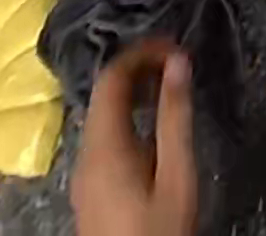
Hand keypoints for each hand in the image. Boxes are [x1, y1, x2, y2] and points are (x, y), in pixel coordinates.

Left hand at [73, 41, 196, 235]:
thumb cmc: (159, 231)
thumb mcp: (176, 172)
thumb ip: (175, 114)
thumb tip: (179, 60)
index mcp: (104, 146)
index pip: (112, 77)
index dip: (142, 52)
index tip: (177, 48)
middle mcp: (86, 153)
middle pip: (105, 91)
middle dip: (141, 66)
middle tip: (179, 61)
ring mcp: (85, 170)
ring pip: (105, 110)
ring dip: (137, 87)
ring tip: (173, 84)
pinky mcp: (92, 184)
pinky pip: (106, 130)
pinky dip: (130, 111)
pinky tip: (157, 119)